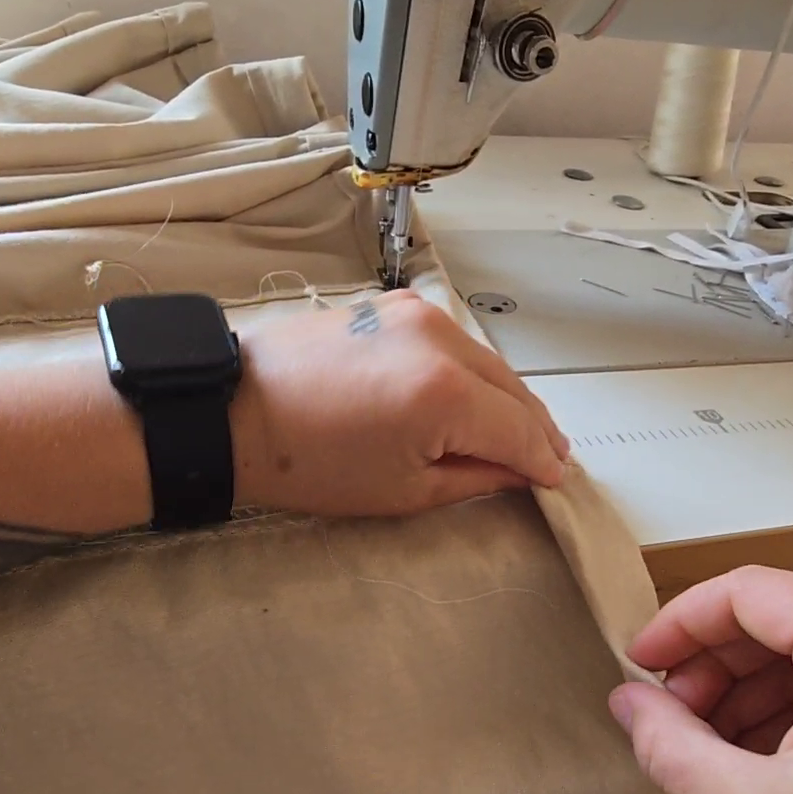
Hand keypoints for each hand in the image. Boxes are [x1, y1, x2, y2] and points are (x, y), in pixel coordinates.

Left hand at [231, 291, 568, 516]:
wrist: (236, 410)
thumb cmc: (312, 465)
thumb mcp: (403, 490)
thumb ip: (476, 478)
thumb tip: (519, 471)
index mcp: (444, 392)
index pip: (518, 429)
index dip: (541, 459)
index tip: (556, 480)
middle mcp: (441, 338)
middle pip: (512, 388)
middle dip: (535, 427)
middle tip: (550, 457)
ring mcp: (417, 312)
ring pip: (488, 361)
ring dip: (508, 397)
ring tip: (519, 431)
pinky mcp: (395, 303)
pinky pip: (456, 342)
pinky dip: (474, 372)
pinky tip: (477, 396)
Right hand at [607, 568, 792, 793]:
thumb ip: (672, 746)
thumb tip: (629, 703)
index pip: (752, 593)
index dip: (681, 624)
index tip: (640, 662)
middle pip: (789, 621)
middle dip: (717, 668)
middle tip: (673, 721)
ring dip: (757, 696)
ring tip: (716, 754)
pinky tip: (771, 766)